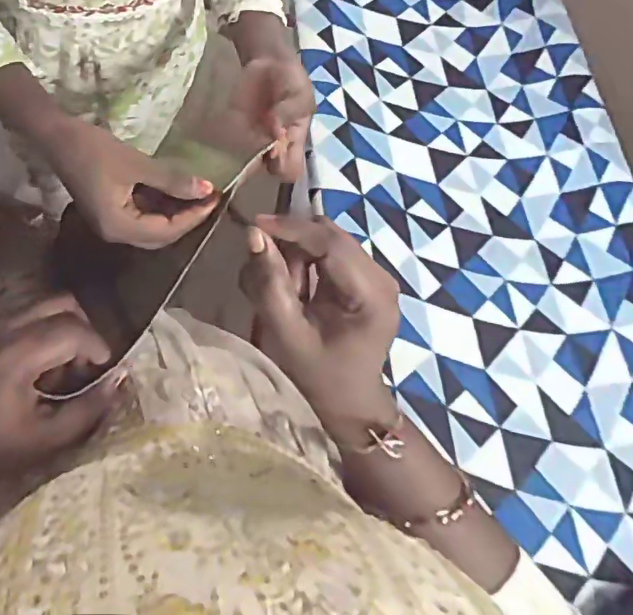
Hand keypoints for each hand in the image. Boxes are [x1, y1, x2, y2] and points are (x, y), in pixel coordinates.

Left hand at [0, 295, 122, 495]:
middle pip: (62, 303)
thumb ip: (88, 408)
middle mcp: (4, 327)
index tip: (104, 374)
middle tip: (86, 368)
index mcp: (18, 353)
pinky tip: (40, 369)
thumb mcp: (47, 438)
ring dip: (64, 328)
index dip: (98, 348)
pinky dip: (45, 329)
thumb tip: (121, 380)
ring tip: (63, 371)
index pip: (73, 329)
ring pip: (45, 304)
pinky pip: (28, 313)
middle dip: (83, 330)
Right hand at [41, 117, 215, 247]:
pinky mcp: (106, 209)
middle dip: (185, 217)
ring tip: (195, 190)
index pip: (165, 232)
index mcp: (119, 227)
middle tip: (208, 196)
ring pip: (149, 225)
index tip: (215, 198)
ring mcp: (108, 222)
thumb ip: (172, 180)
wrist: (56, 136)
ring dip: (172, 210)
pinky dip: (157, 204)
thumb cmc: (94, 150)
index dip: (192, 217)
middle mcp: (113, 232)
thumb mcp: (136, 164)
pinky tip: (172, 188)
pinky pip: (138, 214)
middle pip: (158, 235)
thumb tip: (206, 189)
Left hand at [230, 55, 313, 182]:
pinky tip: (210, 153)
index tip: (274, 150)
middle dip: (251, 171)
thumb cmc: (291, 81)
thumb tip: (276, 132)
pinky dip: (218, 152)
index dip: (282, 165)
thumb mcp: (299, 94)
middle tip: (241, 159)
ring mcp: (252, 139)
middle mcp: (272, 147)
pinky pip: (226, 146)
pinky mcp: (233, 129)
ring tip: (221, 163)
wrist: (270, 62)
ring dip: (232, 166)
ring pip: (243, 163)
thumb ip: (288, 112)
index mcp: (294, 142)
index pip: (290, 169)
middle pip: (263, 172)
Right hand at [237, 214, 400, 434]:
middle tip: (268, 274)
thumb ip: (269, 284)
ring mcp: (372, 275)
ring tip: (285, 291)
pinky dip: (301, 261)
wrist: (348, 406)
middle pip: (327, 234)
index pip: (329, 241)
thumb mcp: (287, 334)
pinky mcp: (360, 278)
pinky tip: (294, 290)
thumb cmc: (318, 376)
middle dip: (291, 245)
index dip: (290, 227)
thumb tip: (253, 234)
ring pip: (323, 239)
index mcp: (371, 294)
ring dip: (295, 254)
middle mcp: (379, 277)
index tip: (252, 225)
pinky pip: (325, 251)